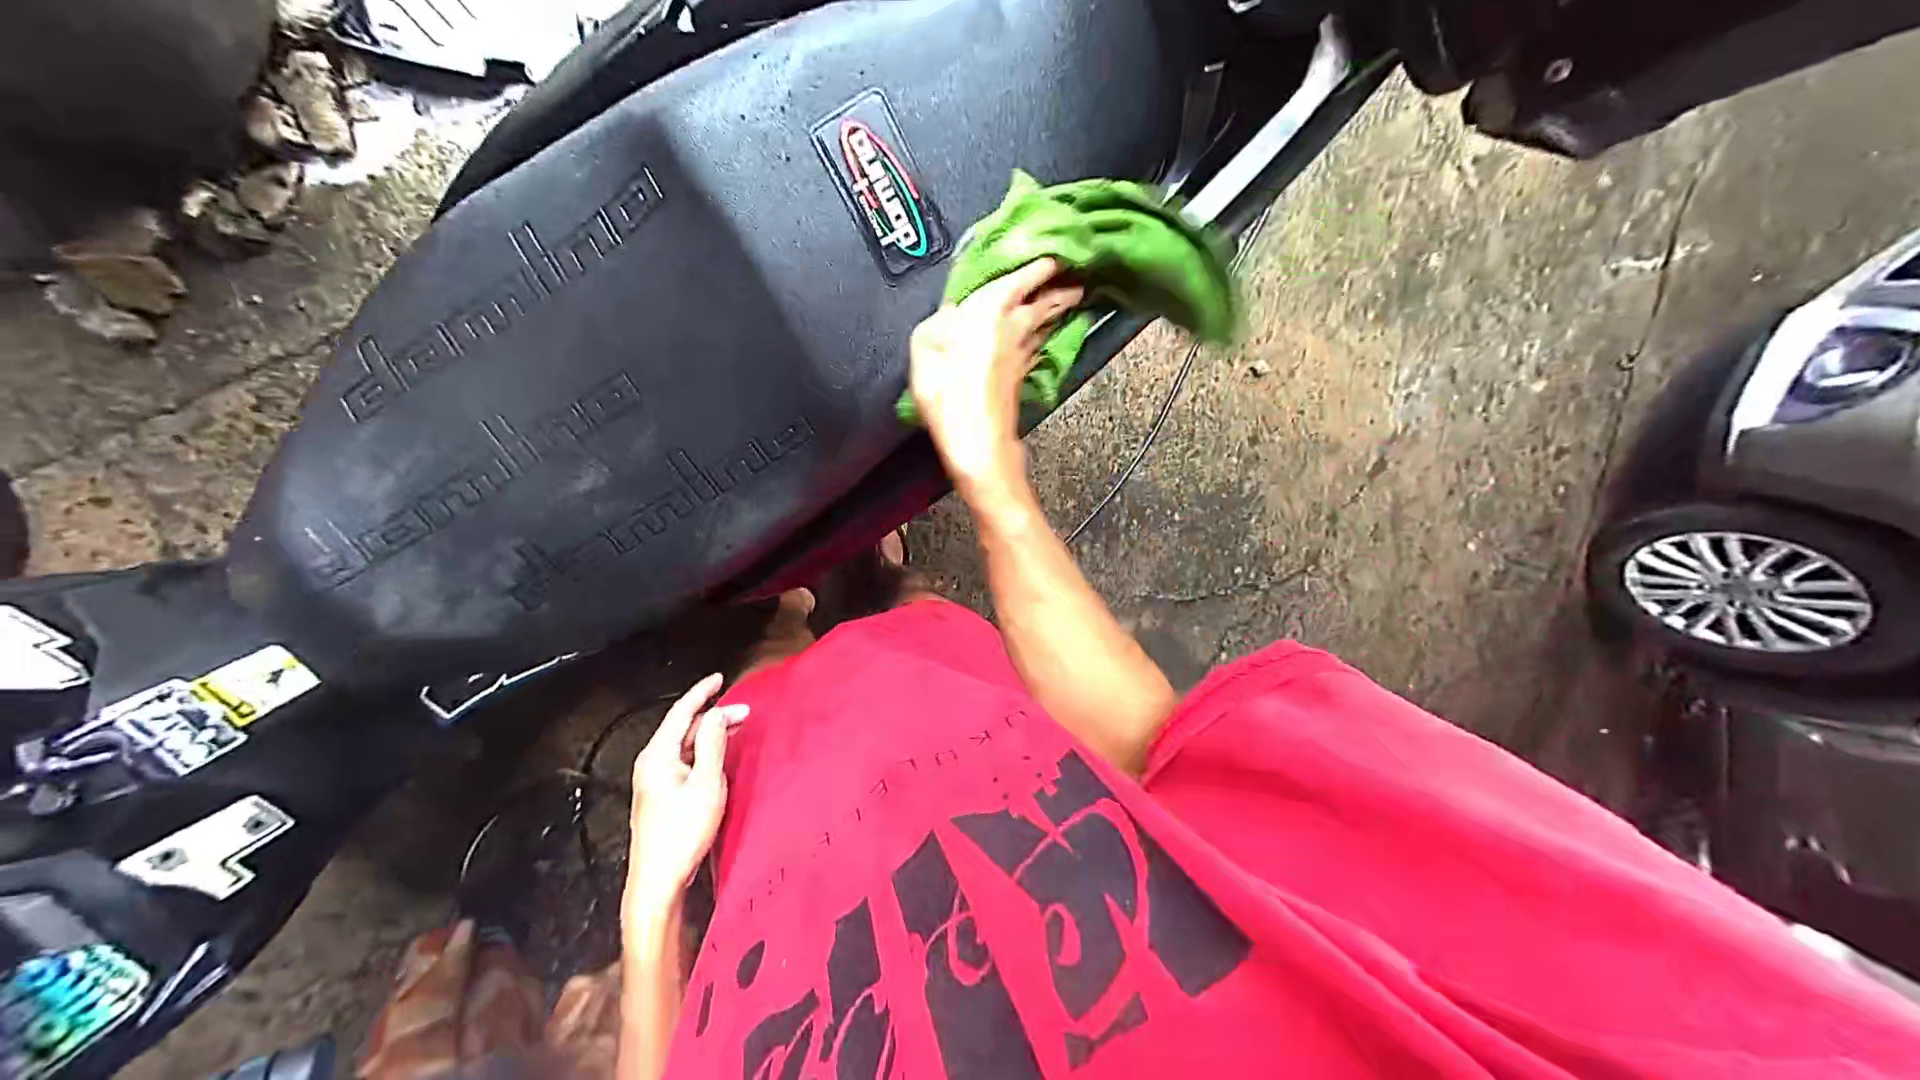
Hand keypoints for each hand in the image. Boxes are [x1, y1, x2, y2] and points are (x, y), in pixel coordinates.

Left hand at [624, 673, 747, 920]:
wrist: (657, 881)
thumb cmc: (682, 833)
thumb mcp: (706, 783)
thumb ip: (712, 744)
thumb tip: (717, 713)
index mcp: (658, 756)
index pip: (681, 712)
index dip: (702, 692)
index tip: (719, 678)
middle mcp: (651, 763)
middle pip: (683, 728)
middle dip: (713, 715)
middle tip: (743, 712)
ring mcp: (654, 780)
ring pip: (684, 745)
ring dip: (709, 734)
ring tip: (735, 729)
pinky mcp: (661, 795)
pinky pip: (684, 760)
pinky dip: (703, 750)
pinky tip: (718, 755)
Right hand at [909, 259, 1082, 491]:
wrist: (974, 435)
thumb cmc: (947, 386)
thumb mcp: (927, 340)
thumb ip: (943, 318)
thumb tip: (955, 313)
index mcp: (996, 304)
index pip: (1032, 269)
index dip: (1049, 254)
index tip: (1060, 240)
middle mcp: (1019, 323)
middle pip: (1051, 295)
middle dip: (1064, 281)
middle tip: (1076, 269)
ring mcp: (1025, 351)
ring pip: (1050, 319)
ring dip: (1061, 305)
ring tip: (1070, 293)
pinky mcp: (1024, 375)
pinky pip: (1041, 342)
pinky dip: (1047, 331)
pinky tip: (1045, 332)